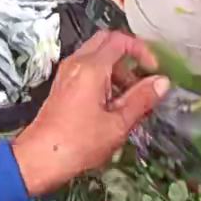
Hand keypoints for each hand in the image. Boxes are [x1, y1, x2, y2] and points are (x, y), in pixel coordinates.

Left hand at [12, 31, 169, 196]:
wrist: (38, 160)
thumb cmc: (79, 143)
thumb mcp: (117, 124)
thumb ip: (141, 99)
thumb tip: (163, 82)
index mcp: (91, 67)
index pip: (120, 40)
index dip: (141, 50)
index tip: (153, 69)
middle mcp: (77, 62)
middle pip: (107, 41)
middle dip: (128, 54)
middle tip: (142, 75)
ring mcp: (68, 72)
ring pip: (97, 54)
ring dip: (116, 66)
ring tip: (130, 95)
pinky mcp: (63, 84)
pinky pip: (87, 67)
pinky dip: (103, 75)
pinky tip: (112, 102)